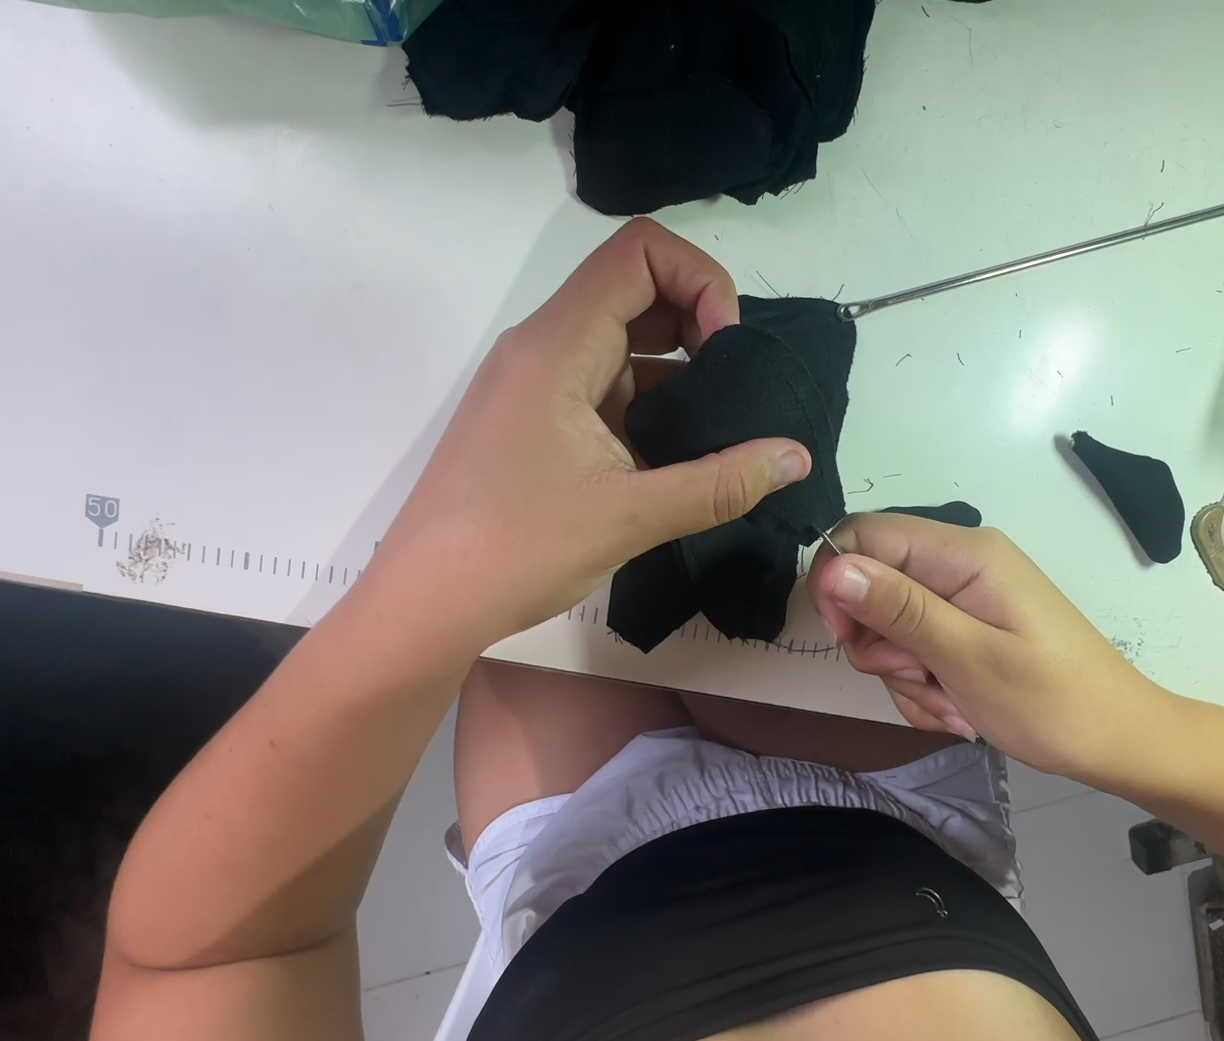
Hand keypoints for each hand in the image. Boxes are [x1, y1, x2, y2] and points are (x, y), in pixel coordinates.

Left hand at [354, 220, 809, 674]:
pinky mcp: (537, 420)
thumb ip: (721, 483)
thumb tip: (797, 456)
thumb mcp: (631, 515)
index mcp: (559, 346)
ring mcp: (537, 385)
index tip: (728, 351)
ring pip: (623, 342)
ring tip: (717, 430)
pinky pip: (606, 385)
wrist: (426, 604)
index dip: (702, 281)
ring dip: (679, 371)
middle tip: (736, 394)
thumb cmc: (517, 550)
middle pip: (636, 290)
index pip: (641, 252)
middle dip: (700, 326)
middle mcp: (544, 347)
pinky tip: (677, 456)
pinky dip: (650, 405)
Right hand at [806, 514, 1167, 775]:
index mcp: (964, 553)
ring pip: (887, 626)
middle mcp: (959, 563)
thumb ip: (901, 609)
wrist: (1119, 741)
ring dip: (903, 674)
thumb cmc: (1053, 702)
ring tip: (951, 705)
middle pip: (871, 585)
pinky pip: (913, 648)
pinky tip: (957, 708)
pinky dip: (921, 684)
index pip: (865, 534)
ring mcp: (962, 596)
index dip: (838, 580)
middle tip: (918, 678)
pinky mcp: (965, 625)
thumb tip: (834, 567)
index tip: (845, 637)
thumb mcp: (969, 657)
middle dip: (879, 644)